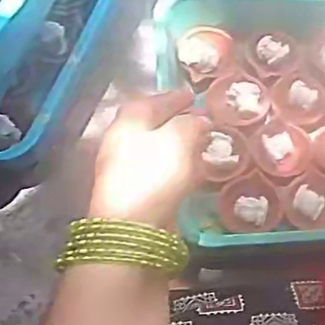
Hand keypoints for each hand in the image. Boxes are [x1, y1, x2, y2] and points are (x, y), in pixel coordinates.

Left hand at [87, 89, 208, 228]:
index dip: (173, 97)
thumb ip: (191, 124)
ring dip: (179, 147)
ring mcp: (127, 172)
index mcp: (128, 123)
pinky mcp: (138, 196)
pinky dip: (179, 169)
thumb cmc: (154, 175)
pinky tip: (194, 174)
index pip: (151, 101)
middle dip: (176, 122)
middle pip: (151, 126)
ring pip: (157, 151)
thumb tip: (200, 120)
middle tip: (200, 121)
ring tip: (202, 147)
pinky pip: (162, 174)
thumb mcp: (178, 139)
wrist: (133, 228)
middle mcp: (122, 144)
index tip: (193, 95)